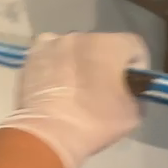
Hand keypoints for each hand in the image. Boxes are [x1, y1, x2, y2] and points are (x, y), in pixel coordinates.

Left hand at [0, 32, 148, 167]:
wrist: (49, 132)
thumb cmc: (95, 121)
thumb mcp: (133, 112)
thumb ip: (135, 92)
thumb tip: (128, 90)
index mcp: (110, 44)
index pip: (134, 46)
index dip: (136, 66)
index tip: (130, 85)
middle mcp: (80, 36)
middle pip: (102, 45)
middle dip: (105, 63)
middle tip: (102, 89)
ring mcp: (52, 43)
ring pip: (74, 48)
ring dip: (78, 62)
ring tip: (74, 87)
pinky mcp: (31, 55)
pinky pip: (50, 54)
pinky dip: (54, 64)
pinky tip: (54, 83)